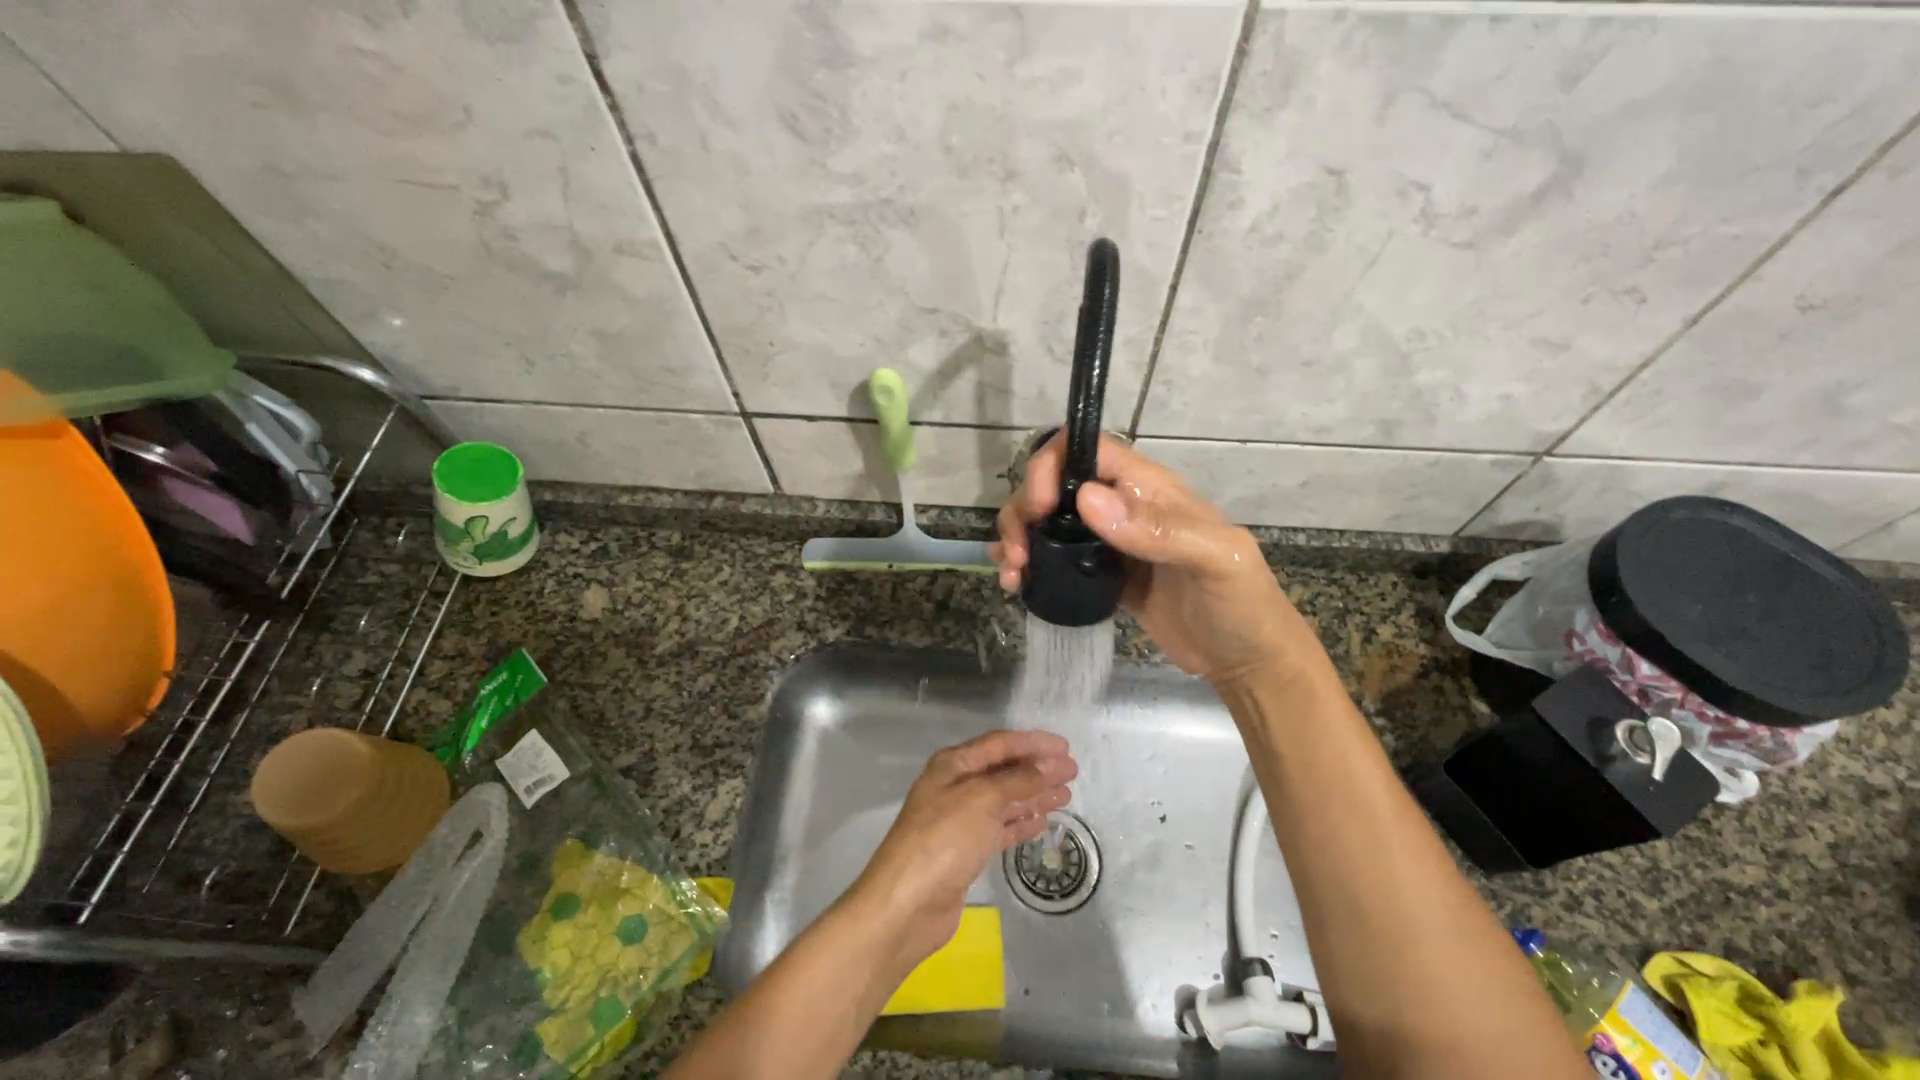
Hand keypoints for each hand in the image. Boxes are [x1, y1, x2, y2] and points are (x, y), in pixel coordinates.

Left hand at [846, 730, 1076, 969]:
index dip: (1033, 743)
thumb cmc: (943, 839)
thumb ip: (1019, 780)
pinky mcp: (965, 851)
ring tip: (1065, 796)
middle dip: (1037, 769)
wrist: (908, 903)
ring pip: (1003, 800)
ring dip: (1033, 795)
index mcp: (952, 765)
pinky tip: (1041, 821)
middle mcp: (955, 787)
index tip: (1066, 748)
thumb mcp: (983, 800)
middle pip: (1003, 771)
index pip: (999, 744)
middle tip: (1072, 773)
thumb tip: (1050, 764)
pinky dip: (1020, 823)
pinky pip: (998, 828)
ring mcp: (959, 821)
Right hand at [992, 433, 1314, 681]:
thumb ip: (1159, 529)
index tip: (1038, 507)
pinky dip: (1030, 564)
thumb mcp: (1215, 560)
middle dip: (1024, 509)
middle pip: (1057, 485)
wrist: (1246, 661)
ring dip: (1019, 536)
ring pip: (1049, 521)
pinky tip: (1016, 583)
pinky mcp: (1102, 577)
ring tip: (1012, 572)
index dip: (1053, 466)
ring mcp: (1110, 544)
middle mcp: (1125, 508)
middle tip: (1016, 552)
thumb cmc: (1241, 605)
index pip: (1090, 451)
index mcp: (1151, 490)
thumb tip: (1088, 501)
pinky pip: (1056, 559)